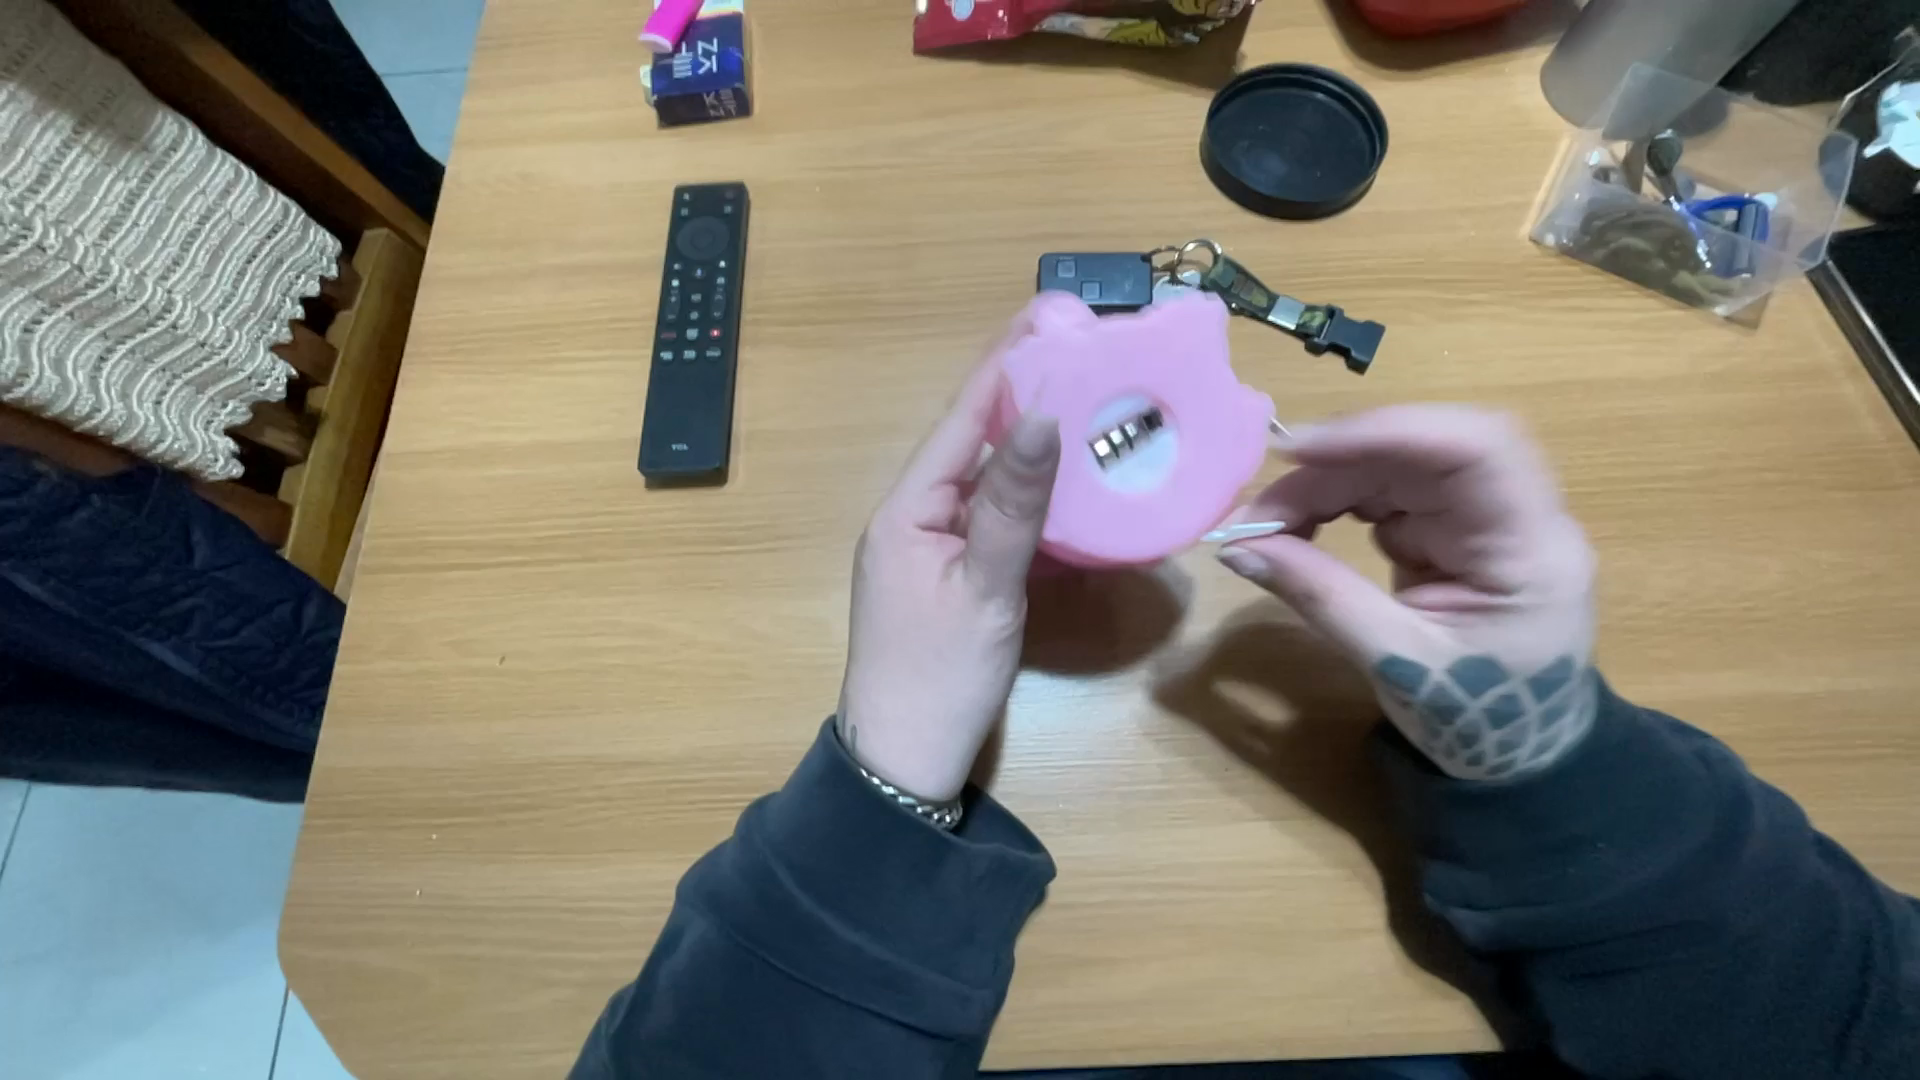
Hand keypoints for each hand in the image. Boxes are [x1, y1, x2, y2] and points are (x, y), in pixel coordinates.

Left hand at [837, 361, 1060, 801]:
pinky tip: (1063, 478)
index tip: (1048, 317)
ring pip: (982, 478)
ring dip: (1026, 441)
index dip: (1003, 366)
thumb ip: (1012, 505)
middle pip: (970, 442)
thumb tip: (1043, 417)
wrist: (904, 761)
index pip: (960, 421)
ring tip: (1082, 398)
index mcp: (906, 510)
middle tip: (1079, 352)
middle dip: (1020, 395)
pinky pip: (988, 516)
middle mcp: (912, 516)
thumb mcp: (984, 589)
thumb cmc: (940, 678)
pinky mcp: (949, 573)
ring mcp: (928, 546)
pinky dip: (1025, 493)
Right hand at [1215, 406, 1597, 779]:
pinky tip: (1295, 531)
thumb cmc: (1476, 716)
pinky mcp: (1447, 527)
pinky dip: (1329, 504)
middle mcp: (1512, 513)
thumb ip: (1319, 596)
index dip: (1383, 434)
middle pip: (1415, 453)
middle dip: (1326, 473)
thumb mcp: (1395, 662)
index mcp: (1530, 548)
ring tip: (1262, 528)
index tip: (1295, 453)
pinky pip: (1381, 492)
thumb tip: (1237, 548)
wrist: (1519, 748)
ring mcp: (1478, 516)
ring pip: (1391, 466)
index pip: (1473, 449)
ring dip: (1319, 487)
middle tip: (1253, 518)